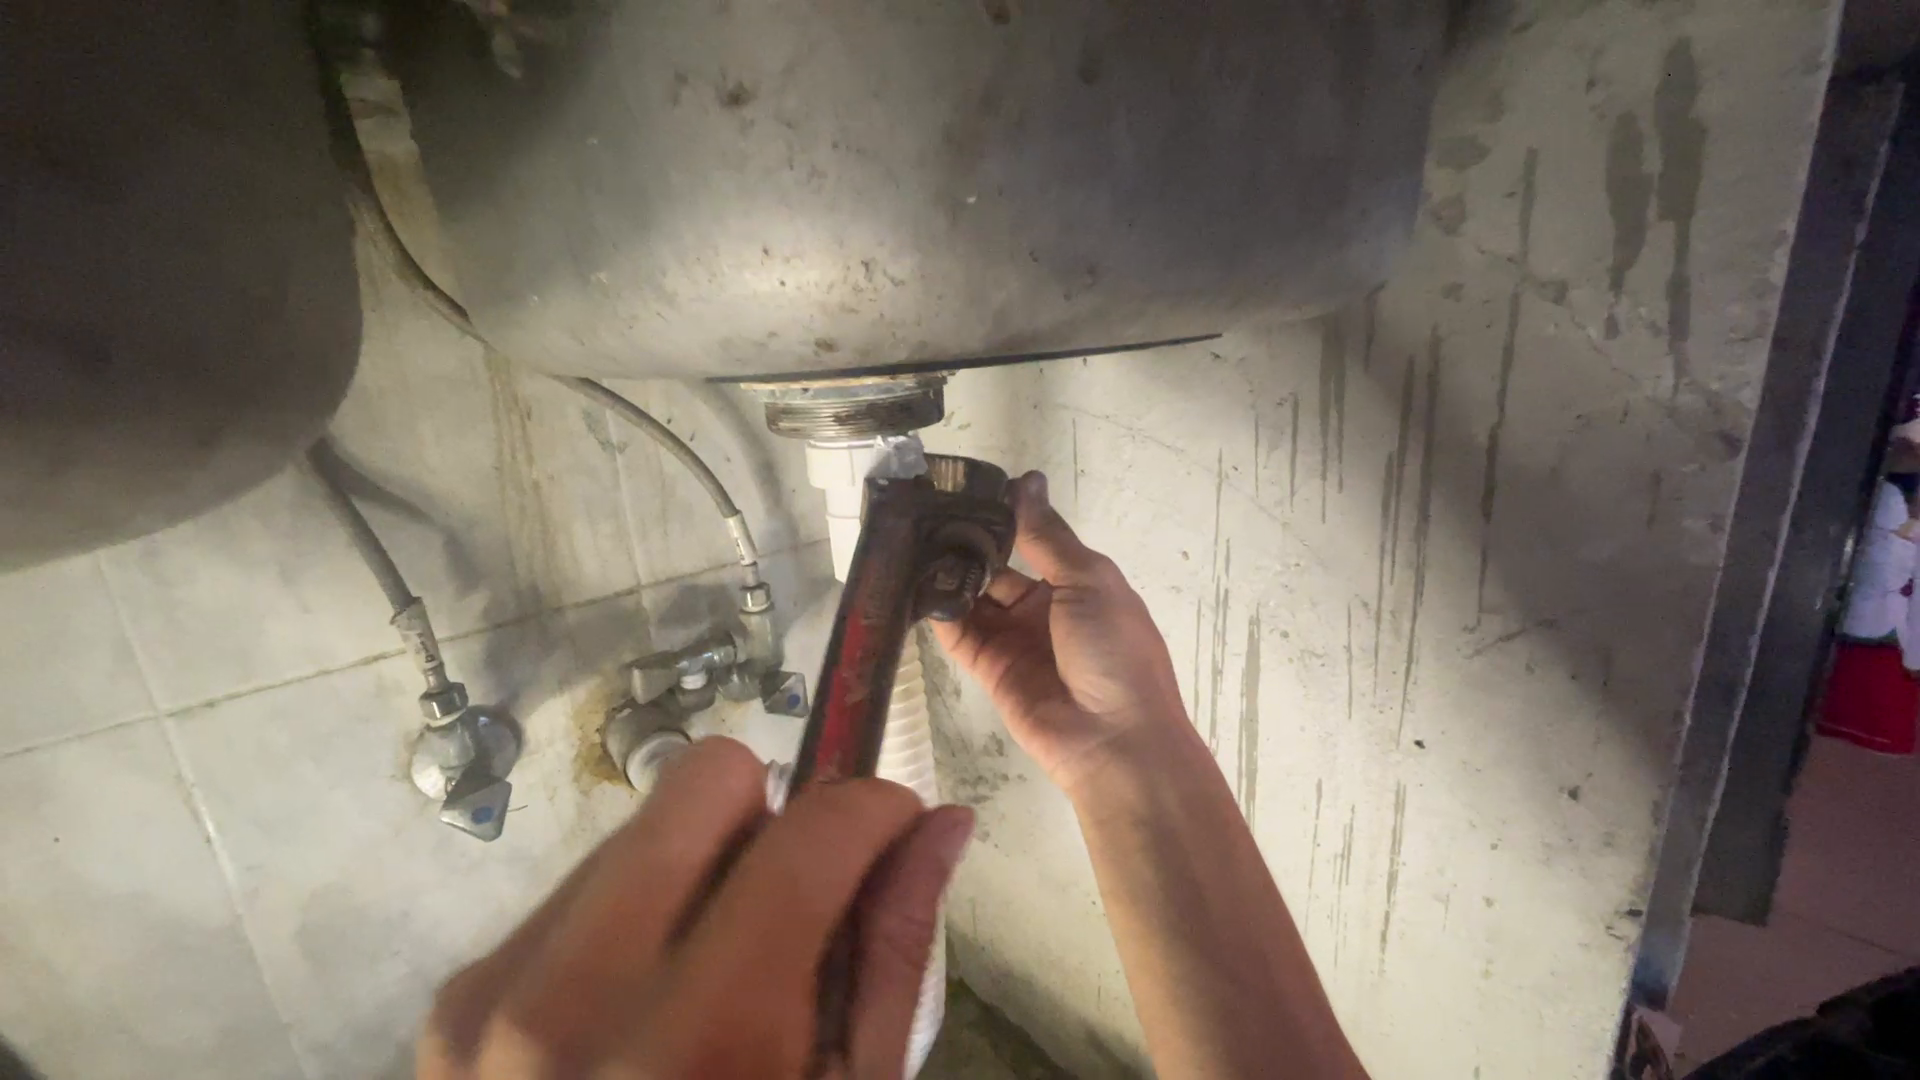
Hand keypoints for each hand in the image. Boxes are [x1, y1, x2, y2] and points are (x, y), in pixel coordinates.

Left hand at [417, 737, 972, 1078]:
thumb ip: (893, 954)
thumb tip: (943, 822)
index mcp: (704, 1041)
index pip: (811, 835)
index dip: (874, 807)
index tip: (893, 830)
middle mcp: (578, 992)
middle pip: (706, 777)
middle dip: (774, 808)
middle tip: (794, 894)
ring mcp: (501, 989)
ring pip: (646, 820)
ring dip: (706, 860)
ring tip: (716, 960)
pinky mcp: (460, 994)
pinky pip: (588, 878)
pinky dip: (643, 903)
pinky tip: (648, 992)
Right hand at [932, 471, 1190, 793]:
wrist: (1114, 739)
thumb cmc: (1114, 649)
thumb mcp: (1089, 580)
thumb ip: (1047, 535)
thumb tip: (1027, 480)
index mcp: (1076, 582)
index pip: (1032, 540)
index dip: (1003, 517)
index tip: (964, 489)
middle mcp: (1043, 607)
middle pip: (997, 568)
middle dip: (968, 545)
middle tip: (925, 515)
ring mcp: (1015, 639)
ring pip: (974, 599)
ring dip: (950, 575)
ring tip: (912, 543)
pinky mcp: (989, 669)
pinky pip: (960, 634)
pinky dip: (940, 612)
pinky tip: (916, 586)